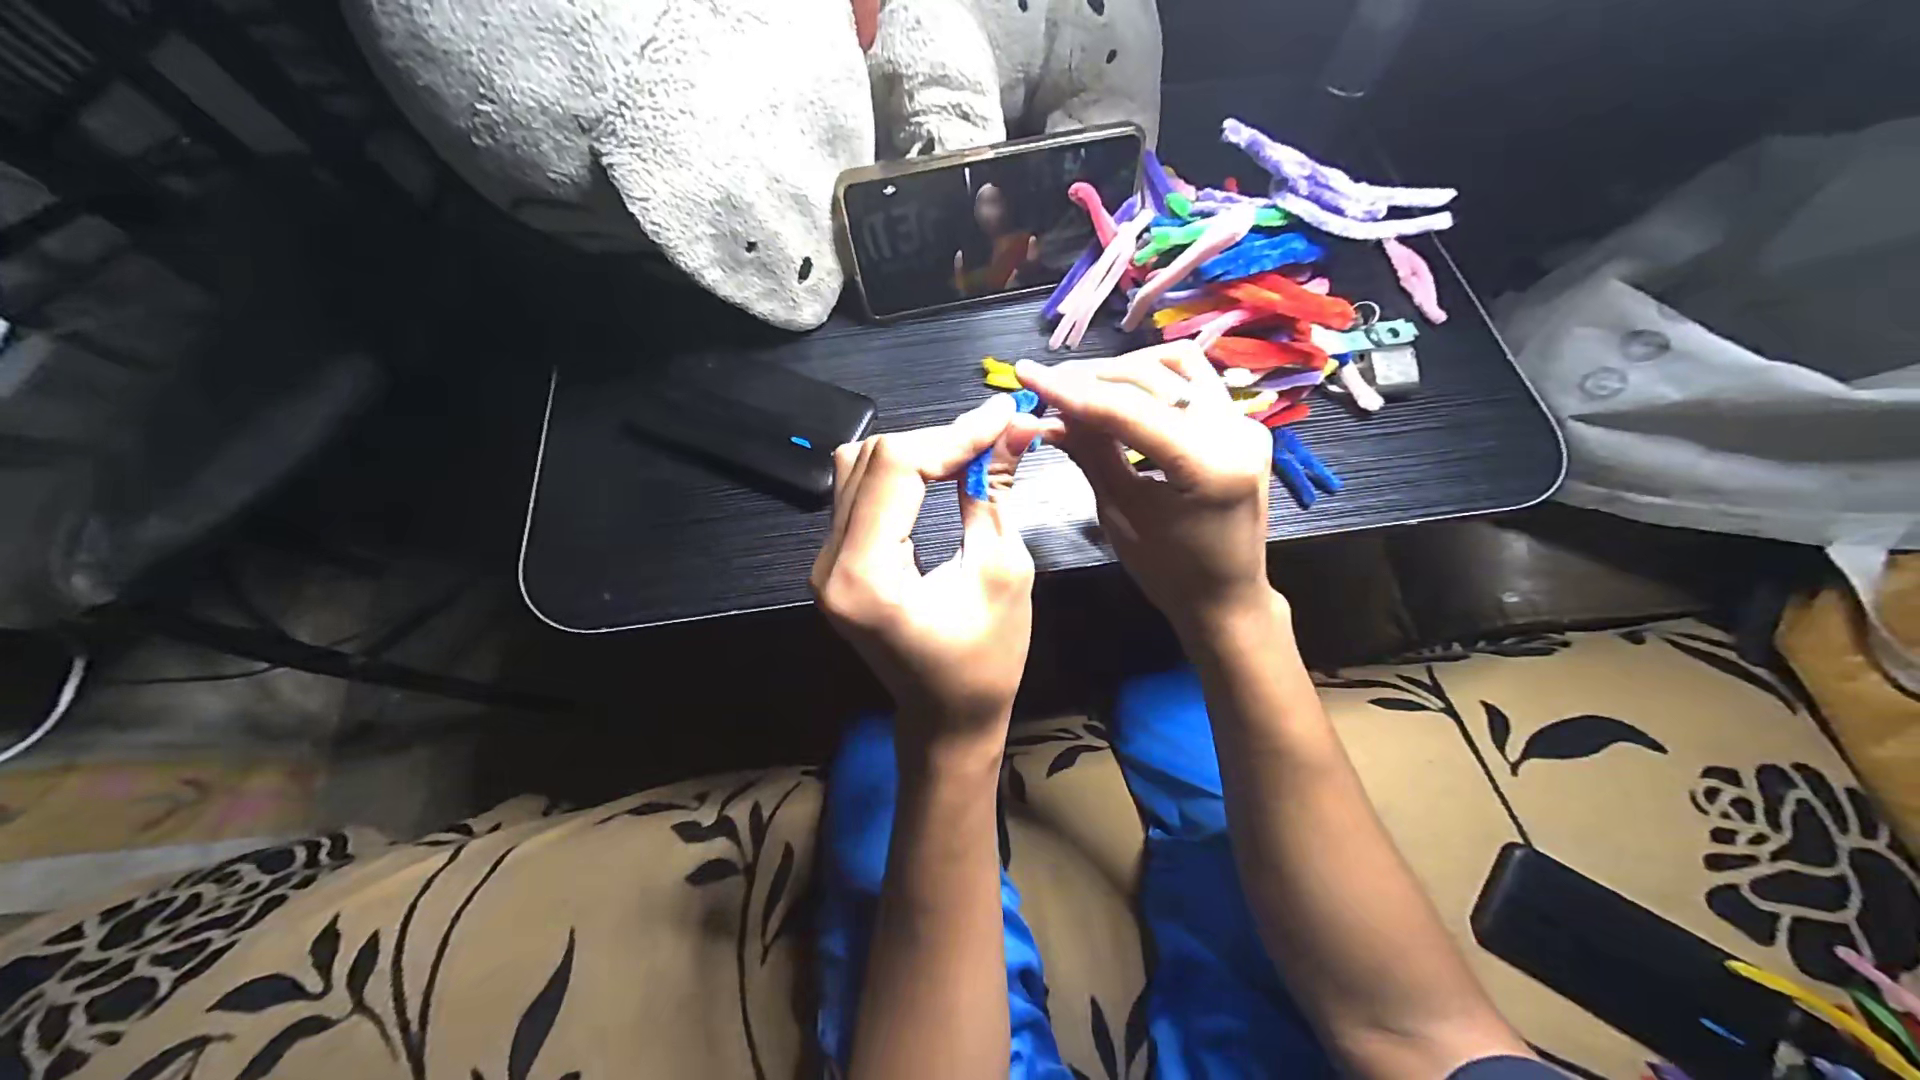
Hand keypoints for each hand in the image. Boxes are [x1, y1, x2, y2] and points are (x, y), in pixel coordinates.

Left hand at [811, 396, 1050, 749]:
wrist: (946, 718)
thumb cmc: (984, 664)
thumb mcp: (1003, 573)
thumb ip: (995, 493)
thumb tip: (1013, 428)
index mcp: (866, 576)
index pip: (896, 467)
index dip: (953, 434)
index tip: (1004, 416)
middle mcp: (829, 563)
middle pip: (872, 459)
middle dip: (937, 439)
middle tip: (994, 434)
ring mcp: (825, 563)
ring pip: (858, 468)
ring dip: (917, 451)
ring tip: (969, 454)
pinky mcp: (835, 562)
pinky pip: (859, 493)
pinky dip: (901, 473)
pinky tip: (938, 474)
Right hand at [1015, 344, 1279, 637]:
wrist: (1226, 597)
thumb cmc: (1171, 573)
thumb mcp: (1121, 514)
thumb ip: (1090, 455)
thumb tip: (1048, 414)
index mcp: (1209, 465)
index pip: (1128, 410)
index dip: (1071, 391)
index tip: (1027, 374)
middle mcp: (1236, 432)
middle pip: (1153, 378)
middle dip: (1093, 378)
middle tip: (1049, 387)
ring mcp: (1244, 423)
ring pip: (1176, 367)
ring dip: (1123, 371)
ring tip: (1081, 388)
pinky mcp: (1240, 424)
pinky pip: (1191, 382)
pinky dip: (1150, 381)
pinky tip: (1118, 395)